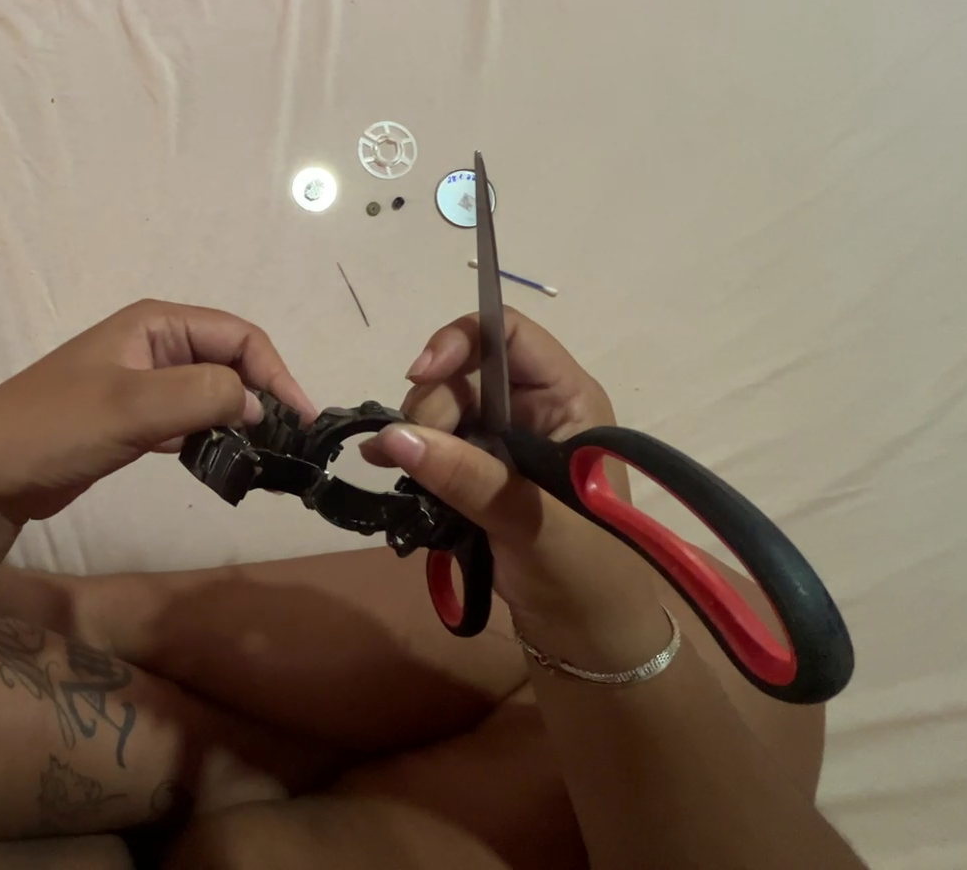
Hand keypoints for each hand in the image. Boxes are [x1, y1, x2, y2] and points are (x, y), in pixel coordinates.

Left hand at [0, 299, 314, 524]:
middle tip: (286, 443)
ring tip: (262, 457)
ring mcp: (141, 385)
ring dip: (237, 420)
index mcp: (155, 324)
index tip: (300, 420)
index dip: (275, 373)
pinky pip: (187, 421)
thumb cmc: (56, 426)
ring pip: (209, 394)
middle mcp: (153, 346)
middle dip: (260, 396)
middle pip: (228, 362)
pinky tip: (220, 462)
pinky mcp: (132, 421)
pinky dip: (209, 438)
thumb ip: (203, 394)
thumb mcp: (133, 404)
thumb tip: (256, 404)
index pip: (238, 336)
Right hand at [362, 311, 658, 643]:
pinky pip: (430, 437)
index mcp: (566, 399)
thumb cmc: (583, 574)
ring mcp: (502, 435)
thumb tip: (394, 435)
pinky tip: (382, 463)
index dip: (460, 340)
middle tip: (414, 453)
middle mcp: (532, 406)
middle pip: (463, 369)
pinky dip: (404, 447)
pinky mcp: (475, 463)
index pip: (509, 335)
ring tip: (396, 467)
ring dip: (413, 429)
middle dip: (432, 403)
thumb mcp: (531, 523)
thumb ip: (468, 477)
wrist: (583, 632)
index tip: (419, 375)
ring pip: (441, 402)